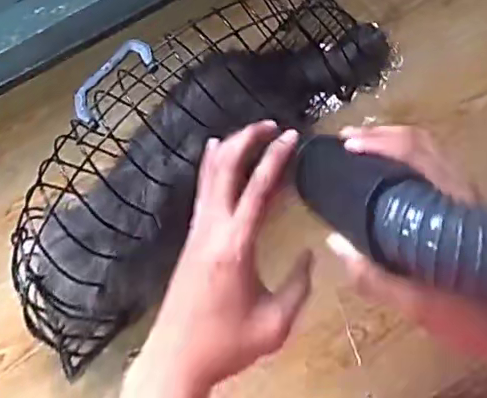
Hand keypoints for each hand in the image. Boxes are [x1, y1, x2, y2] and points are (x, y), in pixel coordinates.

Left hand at [123, 122, 313, 397]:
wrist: (175, 361)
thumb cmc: (226, 344)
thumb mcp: (274, 325)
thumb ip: (299, 286)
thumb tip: (311, 254)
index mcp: (235, 245)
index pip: (257, 188)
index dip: (276, 157)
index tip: (291, 135)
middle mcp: (213, 227)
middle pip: (226, 166)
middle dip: (249, 138)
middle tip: (273, 126)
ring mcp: (198, 229)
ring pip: (211, 171)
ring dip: (233, 145)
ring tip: (255, 132)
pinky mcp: (192, 235)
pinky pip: (204, 186)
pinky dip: (214, 162)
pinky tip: (218, 148)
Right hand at [329, 126, 486, 359]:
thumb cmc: (473, 316)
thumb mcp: (419, 304)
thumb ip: (375, 277)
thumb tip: (336, 243)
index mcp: (450, 201)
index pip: (412, 151)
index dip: (378, 142)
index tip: (346, 145)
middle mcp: (461, 187)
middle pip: (421, 140)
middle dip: (382, 134)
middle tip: (347, 139)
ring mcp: (468, 193)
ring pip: (430, 148)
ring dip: (394, 141)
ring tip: (363, 147)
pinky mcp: (468, 203)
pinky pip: (434, 162)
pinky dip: (407, 155)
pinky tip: (390, 173)